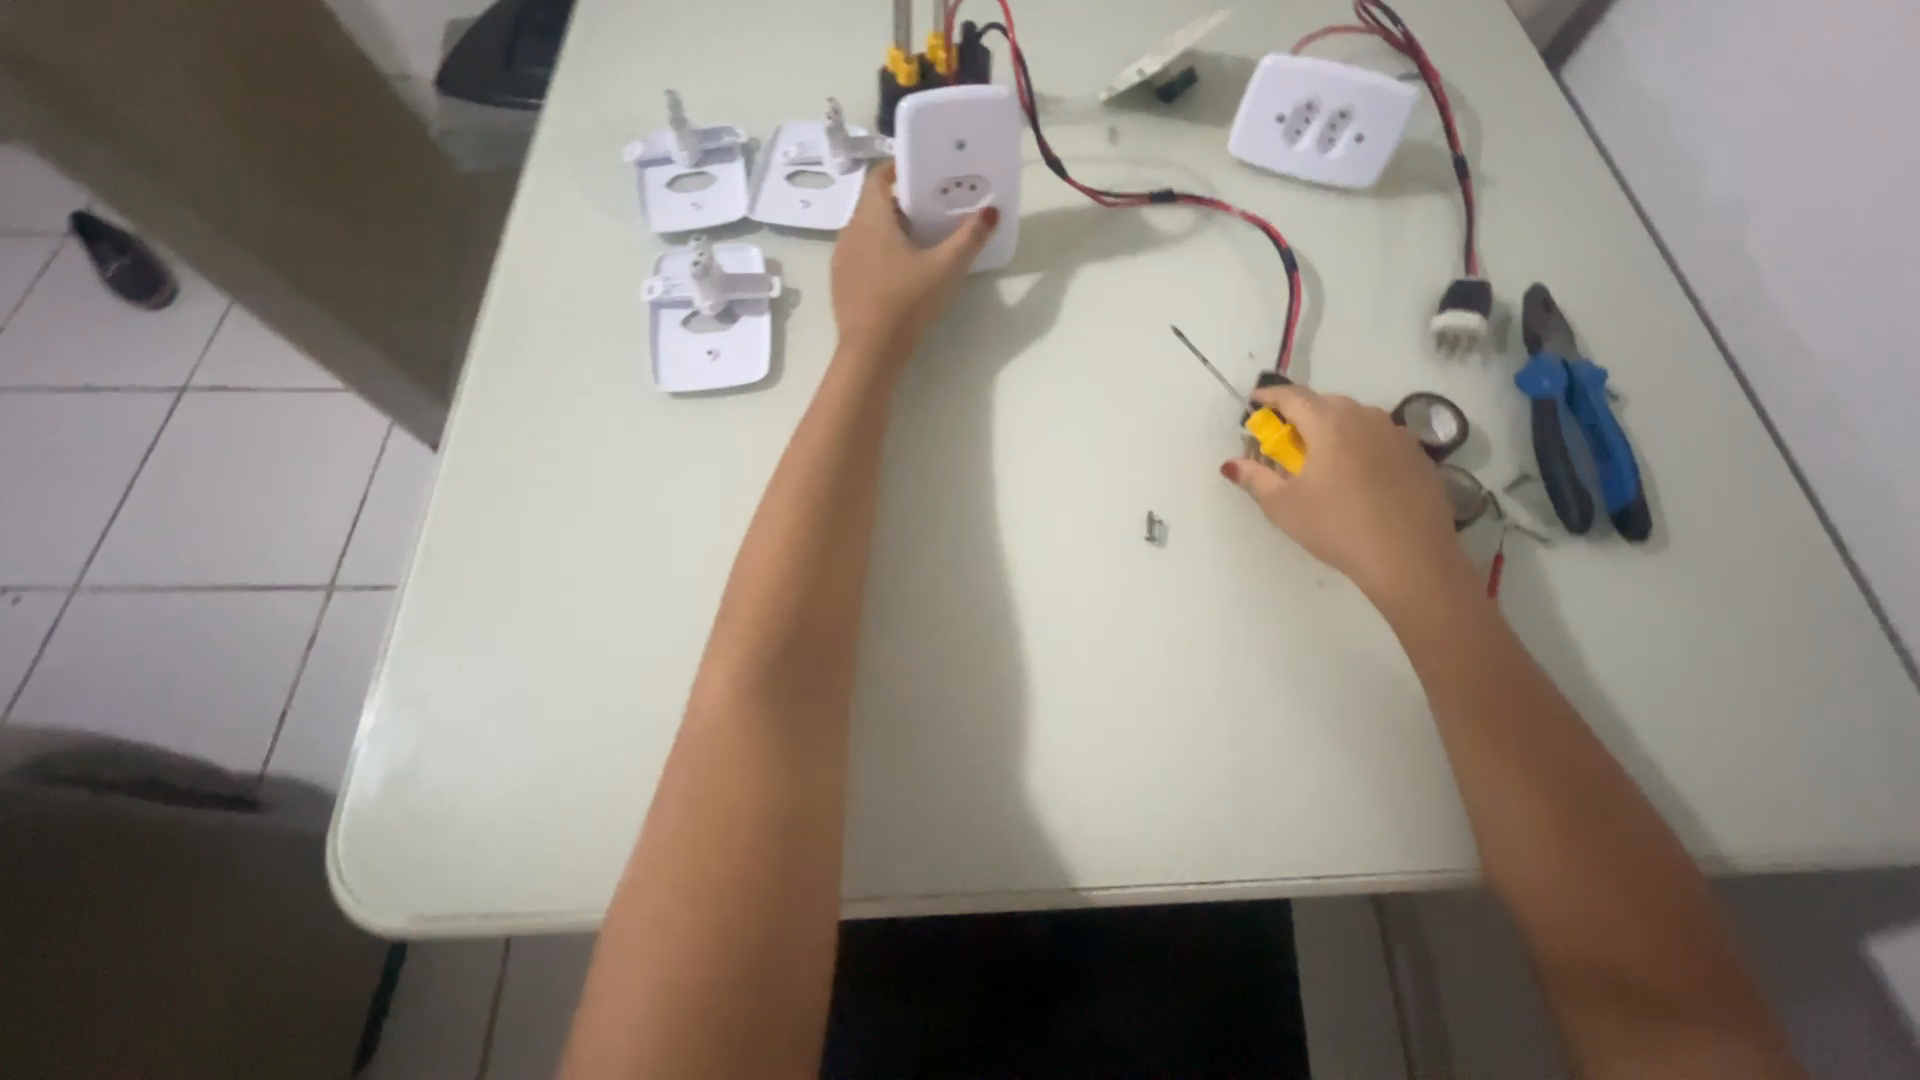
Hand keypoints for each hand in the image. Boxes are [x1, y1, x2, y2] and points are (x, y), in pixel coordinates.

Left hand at [830, 163, 997, 364]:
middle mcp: (850, 231)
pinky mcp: (841, 284)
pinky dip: (878, 255)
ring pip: (866, 232)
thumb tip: (991, 212)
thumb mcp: (946, 268)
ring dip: (889, 232)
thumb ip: (969, 238)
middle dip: (901, 204)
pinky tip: (898, 275)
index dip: (898, 170)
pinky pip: (860, 257)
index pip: (878, 176)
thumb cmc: (907, 301)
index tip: (922, 175)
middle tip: (930, 213)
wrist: (871, 350)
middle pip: (874, 205)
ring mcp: (841, 259)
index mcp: (871, 217)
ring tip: (918, 244)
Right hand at [1222, 385, 1474, 605]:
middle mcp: (1365, 416)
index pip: (1292, 396)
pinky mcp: (1418, 455)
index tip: (1254, 404)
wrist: (1410, 557)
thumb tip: (1231, 464)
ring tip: (1322, 459)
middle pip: (1325, 404)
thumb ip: (1254, 478)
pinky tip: (1358, 478)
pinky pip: (1380, 439)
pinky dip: (1361, 446)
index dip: (1269, 397)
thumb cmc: (1337, 527)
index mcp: (1329, 422)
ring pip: (1356, 419)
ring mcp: (1397, 434)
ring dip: (1333, 429)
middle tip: (1284, 441)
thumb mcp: (1283, 506)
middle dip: (1301, 415)